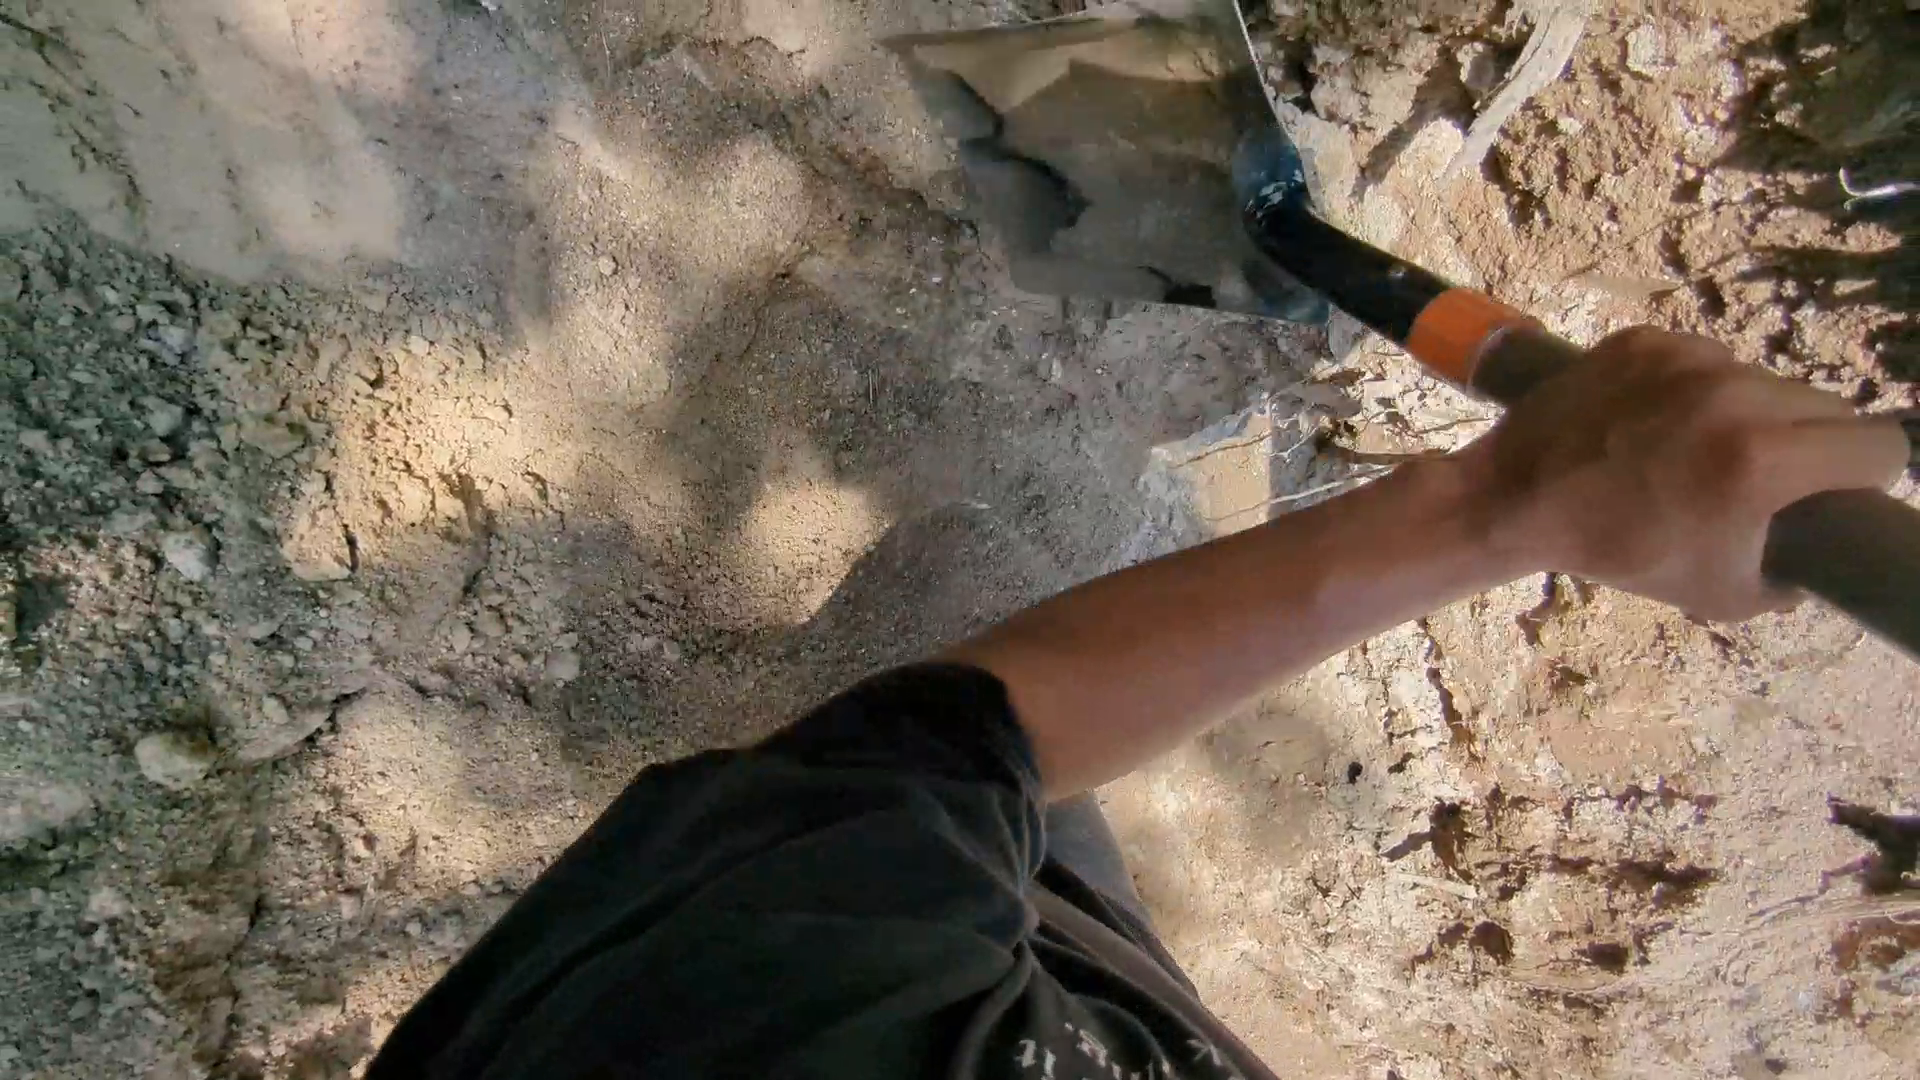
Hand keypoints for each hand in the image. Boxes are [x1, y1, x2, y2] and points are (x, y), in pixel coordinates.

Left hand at [1457, 327, 1908, 620]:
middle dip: (1802, 444)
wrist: (1506, 501)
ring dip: (1743, 410)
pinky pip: (1700, 358)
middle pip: (1824, 408)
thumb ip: (1795, 579)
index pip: (1880, 448)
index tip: (1822, 492)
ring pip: (1760, 379)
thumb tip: (1825, 560)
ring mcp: (1680, 362)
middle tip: (1744, 473)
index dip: (1858, 478)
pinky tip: (1650, 417)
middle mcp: (1730, 396)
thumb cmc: (1607, 548)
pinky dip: (1688, 385)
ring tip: (1685, 446)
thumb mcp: (1719, 591)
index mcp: (1761, 458)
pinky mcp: (1639, 344)